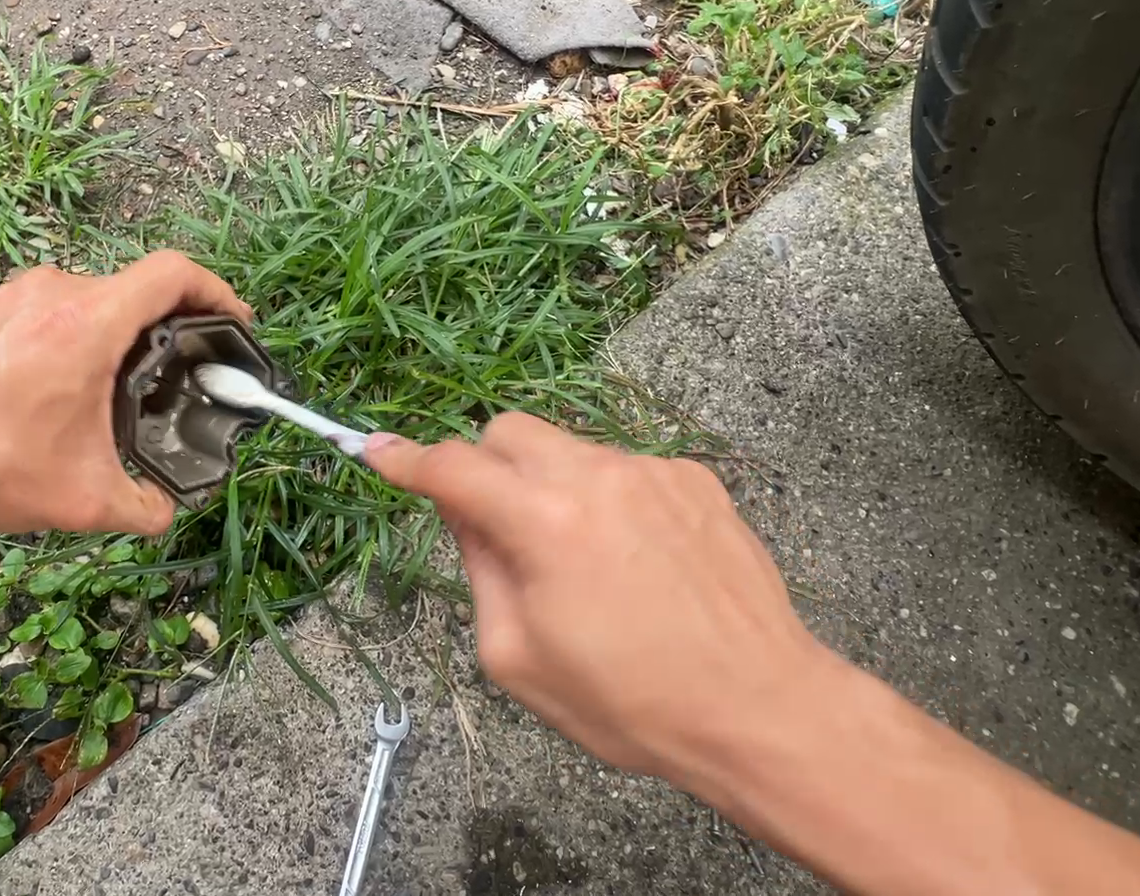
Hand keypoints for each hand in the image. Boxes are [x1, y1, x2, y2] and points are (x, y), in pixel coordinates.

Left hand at [0, 251, 248, 536]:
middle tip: (186, 368)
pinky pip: (57, 307)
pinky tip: (71, 384)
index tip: (235, 320)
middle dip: (173, 324)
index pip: (174, 273)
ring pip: (97, 297)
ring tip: (127, 383)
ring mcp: (15, 296)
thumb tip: (165, 511)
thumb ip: (144, 507)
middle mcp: (53, 293)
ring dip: (124, 331)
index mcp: (87, 322)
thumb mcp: (83, 499)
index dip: (217, 290)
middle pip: (138, 288)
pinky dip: (83, 334)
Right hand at [363, 413, 830, 781]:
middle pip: (507, 430)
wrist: (762, 709)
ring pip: (566, 448)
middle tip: (501, 526)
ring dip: (549, 485)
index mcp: (543, 523)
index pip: (452, 470)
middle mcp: (594, 477)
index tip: (376, 449)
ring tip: (584, 556)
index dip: (405, 459)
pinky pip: (622, 467)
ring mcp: (649, 470)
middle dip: (486, 467)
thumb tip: (462, 512)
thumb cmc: (628, 701)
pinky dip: (606, 497)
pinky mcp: (692, 477)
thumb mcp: (516, 656)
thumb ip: (479, 569)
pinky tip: (637, 556)